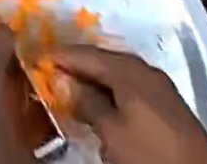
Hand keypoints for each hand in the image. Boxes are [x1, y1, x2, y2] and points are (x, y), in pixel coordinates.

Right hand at [52, 45, 206, 163]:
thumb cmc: (151, 157)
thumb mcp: (112, 132)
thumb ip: (85, 101)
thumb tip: (63, 79)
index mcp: (130, 69)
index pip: (84, 53)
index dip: (58, 55)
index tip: (35, 57)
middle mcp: (146, 71)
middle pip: (102, 60)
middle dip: (77, 64)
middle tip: (51, 70)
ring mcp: (162, 90)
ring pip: (118, 75)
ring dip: (94, 79)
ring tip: (72, 87)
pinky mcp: (171, 111)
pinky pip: (131, 89)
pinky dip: (111, 91)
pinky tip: (102, 103)